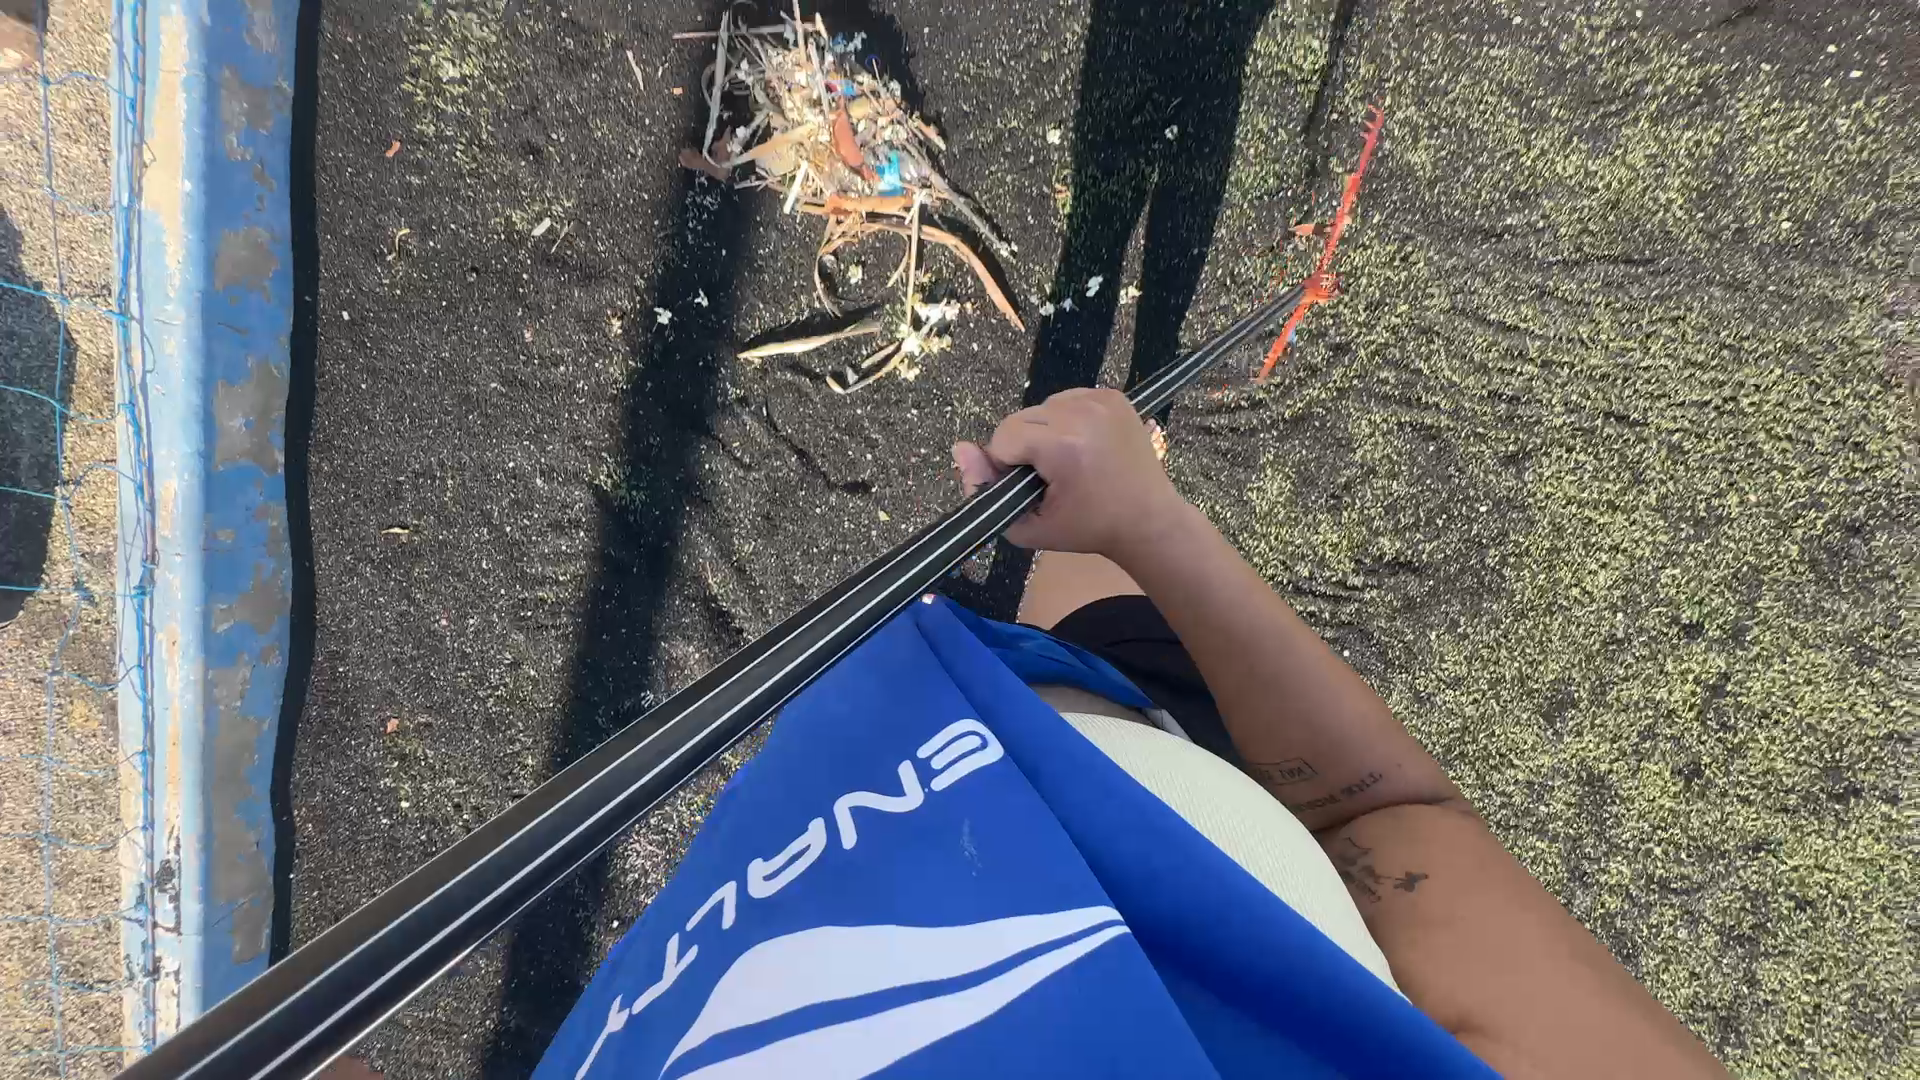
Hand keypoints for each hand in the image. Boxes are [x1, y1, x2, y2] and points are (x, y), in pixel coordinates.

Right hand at [952, 388, 1190, 558]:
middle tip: (1048, 478)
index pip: (1003, 438)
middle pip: (1019, 419)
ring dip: (1042, 433)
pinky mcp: (1113, 395)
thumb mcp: (1026, 524)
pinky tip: (1080, 447)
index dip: (1006, 466)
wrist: (1147, 520)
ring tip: (1065, 463)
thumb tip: (959, 448)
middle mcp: (1082, 412)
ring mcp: (1100, 399)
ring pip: (1041, 408)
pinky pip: (1066, 401)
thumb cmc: (1087, 529)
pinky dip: (1064, 422)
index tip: (1029, 488)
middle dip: (1023, 448)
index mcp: (1063, 445)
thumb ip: (984, 490)